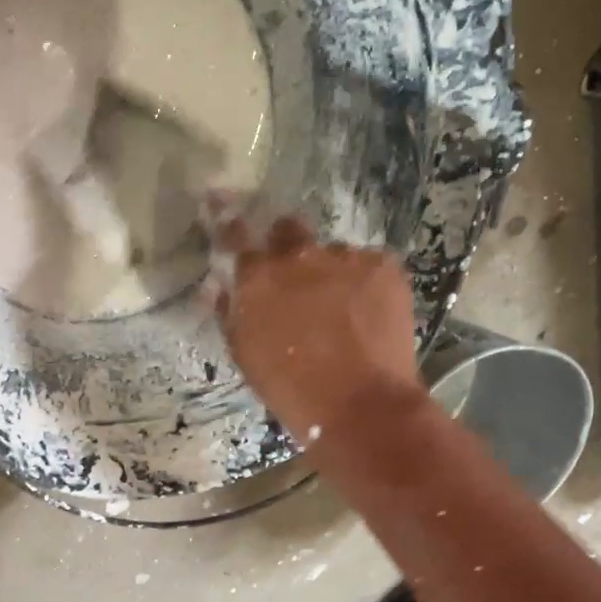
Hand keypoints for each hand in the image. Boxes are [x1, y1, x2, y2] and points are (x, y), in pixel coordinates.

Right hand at [213, 214, 425, 443]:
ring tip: (340, 310)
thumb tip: (216, 286)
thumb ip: (228, 313)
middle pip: (288, 229)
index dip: (225, 216)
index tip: (217, 198)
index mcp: (257, 278)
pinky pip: (368, 266)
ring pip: (332, 254)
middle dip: (287, 244)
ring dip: (330, 272)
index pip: (234, 233)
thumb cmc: (288, 388)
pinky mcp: (384, 266)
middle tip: (294, 275)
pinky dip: (364, 284)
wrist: (358, 403)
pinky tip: (367, 315)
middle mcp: (298, 256)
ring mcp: (345, 257)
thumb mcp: (244, 355)